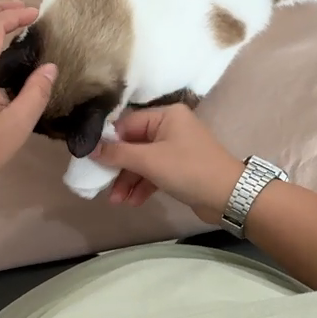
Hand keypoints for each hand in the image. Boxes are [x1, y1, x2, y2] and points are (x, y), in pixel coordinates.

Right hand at [95, 104, 245, 223]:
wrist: (228, 196)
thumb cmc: (188, 170)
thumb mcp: (149, 160)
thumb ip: (117, 153)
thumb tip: (88, 147)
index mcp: (166, 115)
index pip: (127, 124)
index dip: (108, 142)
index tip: (90, 159)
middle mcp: (170, 128)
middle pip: (133, 144)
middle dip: (118, 168)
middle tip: (102, 185)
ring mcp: (175, 149)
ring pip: (142, 162)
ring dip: (128, 181)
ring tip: (117, 201)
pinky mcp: (179, 168)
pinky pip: (153, 173)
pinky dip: (142, 186)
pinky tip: (132, 202)